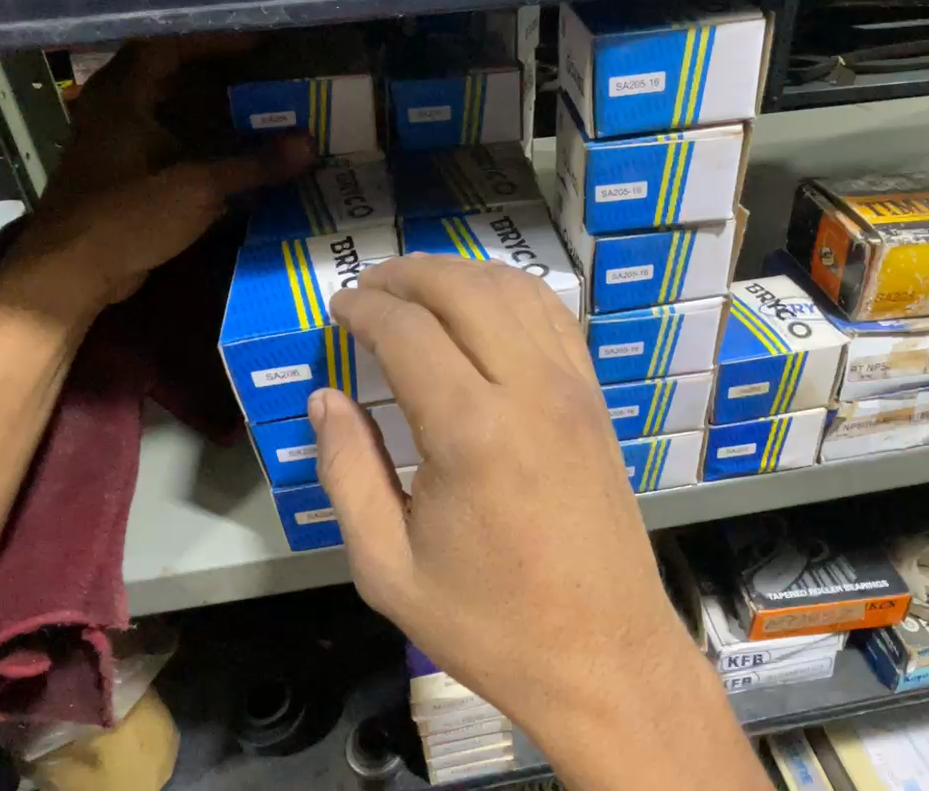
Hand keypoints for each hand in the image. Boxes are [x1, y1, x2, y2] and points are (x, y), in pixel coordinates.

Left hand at [0, 40, 309, 321]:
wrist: (71, 273)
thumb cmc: (127, 217)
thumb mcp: (198, 188)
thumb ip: (253, 165)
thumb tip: (308, 145)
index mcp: (122, 100)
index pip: (164, 48)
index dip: (210, 41)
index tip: (253, 44)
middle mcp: (112, 115)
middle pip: (161, 77)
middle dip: (207, 73)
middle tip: (252, 74)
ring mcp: (112, 149)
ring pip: (161, 113)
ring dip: (200, 110)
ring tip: (246, 110)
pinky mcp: (118, 180)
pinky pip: (161, 146)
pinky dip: (193, 144)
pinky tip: (224, 157)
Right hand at [309, 256, 765, 788]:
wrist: (603, 654)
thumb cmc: (489, 623)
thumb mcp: (388, 568)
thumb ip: (347, 472)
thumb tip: (326, 399)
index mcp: (469, 431)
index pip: (407, 330)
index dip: (365, 308)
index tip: (339, 309)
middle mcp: (527, 389)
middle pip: (463, 289)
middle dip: (408, 274)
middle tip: (370, 288)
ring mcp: (571, 388)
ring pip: (513, 290)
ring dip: (459, 274)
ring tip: (418, 287)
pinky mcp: (595, 399)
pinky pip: (554, 317)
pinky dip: (511, 292)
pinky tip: (485, 306)